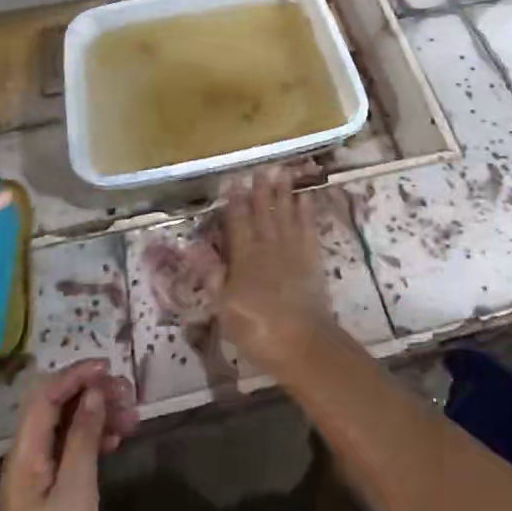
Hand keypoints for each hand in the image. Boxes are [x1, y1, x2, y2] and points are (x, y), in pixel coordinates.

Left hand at [0, 360, 138, 510]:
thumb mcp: (77, 488)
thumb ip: (83, 436)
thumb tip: (94, 390)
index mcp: (23, 455)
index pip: (44, 397)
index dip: (75, 375)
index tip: (109, 366)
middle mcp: (26, 458)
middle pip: (56, 408)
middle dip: (92, 394)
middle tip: (128, 393)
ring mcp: (37, 475)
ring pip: (67, 427)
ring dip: (99, 415)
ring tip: (132, 417)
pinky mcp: (49, 490)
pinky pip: (71, 449)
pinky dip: (95, 438)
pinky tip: (118, 439)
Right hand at [217, 165, 338, 376]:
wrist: (302, 342)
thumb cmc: (257, 330)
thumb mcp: (225, 309)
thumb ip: (215, 278)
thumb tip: (199, 253)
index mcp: (244, 258)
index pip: (237, 223)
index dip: (234, 203)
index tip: (233, 182)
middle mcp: (267, 246)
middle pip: (263, 213)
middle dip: (261, 190)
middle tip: (261, 168)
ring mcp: (292, 250)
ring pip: (286, 214)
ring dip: (283, 193)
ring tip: (282, 172)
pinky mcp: (312, 258)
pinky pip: (308, 227)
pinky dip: (307, 211)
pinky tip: (306, 197)